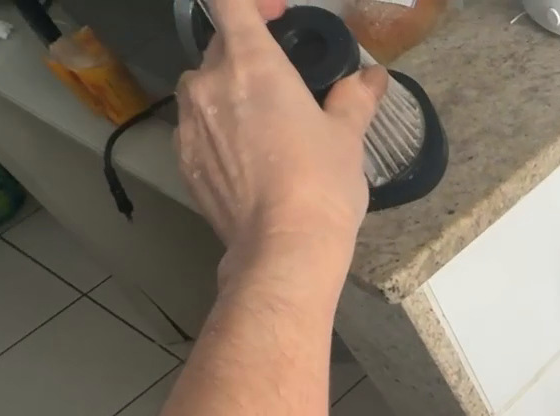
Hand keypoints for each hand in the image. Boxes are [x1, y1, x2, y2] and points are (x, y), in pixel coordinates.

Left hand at [175, 0, 390, 257]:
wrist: (285, 248)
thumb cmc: (322, 186)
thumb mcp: (347, 141)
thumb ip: (355, 101)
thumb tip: (374, 78)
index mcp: (253, 64)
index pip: (230, 3)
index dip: (252, 3)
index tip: (274, 17)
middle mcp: (209, 82)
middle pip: (220, 49)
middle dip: (248, 60)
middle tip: (283, 91)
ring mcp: (190, 122)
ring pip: (205, 91)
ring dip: (231, 99)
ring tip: (265, 134)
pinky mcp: (185, 160)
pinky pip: (199, 132)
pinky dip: (221, 137)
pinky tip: (250, 167)